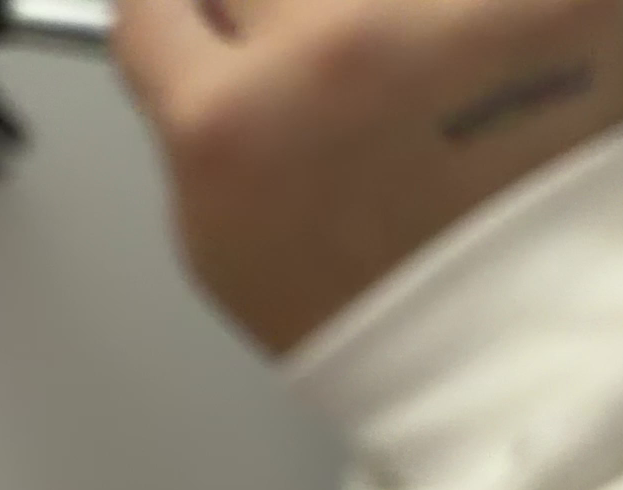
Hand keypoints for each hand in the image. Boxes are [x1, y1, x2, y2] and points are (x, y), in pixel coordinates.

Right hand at [113, 0, 622, 352]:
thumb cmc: (326, 294)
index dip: (161, 13)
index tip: (182, 18)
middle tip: (285, 52)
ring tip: (375, 74)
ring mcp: (443, 8)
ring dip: (352, 14)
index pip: (152, 5)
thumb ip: (191, 120)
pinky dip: (443, 18)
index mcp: (224, 121)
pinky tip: (443, 66)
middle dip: (256, 10)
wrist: (470, 324)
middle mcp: (323, 47)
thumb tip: (196, 41)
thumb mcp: (207, 224)